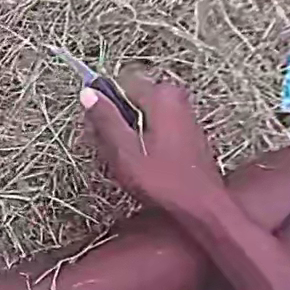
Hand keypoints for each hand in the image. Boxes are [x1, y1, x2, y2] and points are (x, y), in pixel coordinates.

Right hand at [80, 74, 225, 214]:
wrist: (201, 207)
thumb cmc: (162, 180)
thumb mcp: (123, 149)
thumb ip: (105, 117)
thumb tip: (88, 93)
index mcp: (161, 97)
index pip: (121, 82)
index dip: (103, 102)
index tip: (97, 126)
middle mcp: (176, 99)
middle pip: (130, 97)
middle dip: (115, 118)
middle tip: (110, 146)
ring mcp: (184, 115)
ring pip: (140, 112)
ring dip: (126, 130)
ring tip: (124, 157)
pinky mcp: (185, 132)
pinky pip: (153, 125)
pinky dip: (141, 138)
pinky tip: (139, 161)